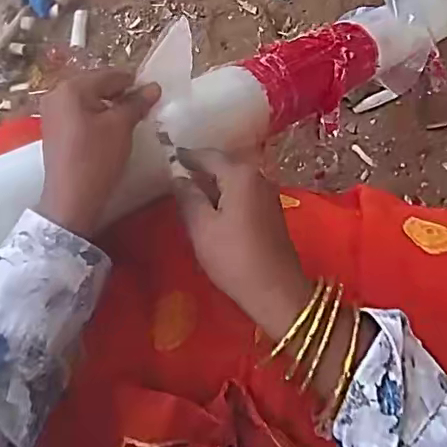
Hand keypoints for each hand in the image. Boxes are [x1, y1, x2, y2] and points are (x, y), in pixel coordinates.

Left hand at [37, 68, 159, 235]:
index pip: (110, 75)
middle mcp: (56, 94)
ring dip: (110, 106)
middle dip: (121, 94)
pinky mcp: (53, 129)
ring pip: (89, 99)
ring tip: (131, 119)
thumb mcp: (121, 127)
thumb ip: (137, 102)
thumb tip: (154, 87)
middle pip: (97, 85)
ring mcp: (52, 112)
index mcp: (71, 88)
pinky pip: (80, 113)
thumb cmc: (96, 158)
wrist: (71, 201)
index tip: (153, 94)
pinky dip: (97, 116)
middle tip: (144, 107)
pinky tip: (112, 129)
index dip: (134, 83)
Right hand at [171, 149, 312, 338]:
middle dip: (201, 167)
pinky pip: (242, 191)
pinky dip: (226, 193)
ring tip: (190, 187)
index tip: (169, 155)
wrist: (277, 292)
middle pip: (223, 164)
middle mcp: (257, 176)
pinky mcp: (270, 210)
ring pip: (234, 179)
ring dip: (213, 181)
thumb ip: (188, 197)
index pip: (208, 156)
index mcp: (240, 174)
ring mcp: (267, 192)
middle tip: (177, 170)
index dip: (187, 156)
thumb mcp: (202, 227)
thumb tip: (178, 178)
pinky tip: (212, 205)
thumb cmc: (234, 257)